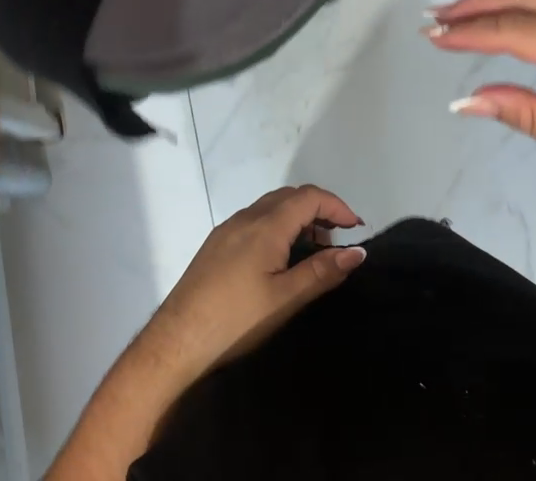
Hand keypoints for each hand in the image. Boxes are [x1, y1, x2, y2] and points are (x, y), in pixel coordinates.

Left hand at [133, 186, 366, 385]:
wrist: (178, 339)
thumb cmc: (237, 319)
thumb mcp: (286, 298)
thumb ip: (322, 271)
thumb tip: (357, 251)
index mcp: (265, 226)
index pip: (308, 197)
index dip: (336, 206)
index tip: (357, 228)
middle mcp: (245, 218)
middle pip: (289, 196)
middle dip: (319, 210)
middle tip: (339, 241)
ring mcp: (227, 230)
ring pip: (270, 207)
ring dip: (297, 219)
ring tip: (315, 252)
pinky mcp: (216, 244)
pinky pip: (254, 221)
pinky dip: (277, 227)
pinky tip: (281, 258)